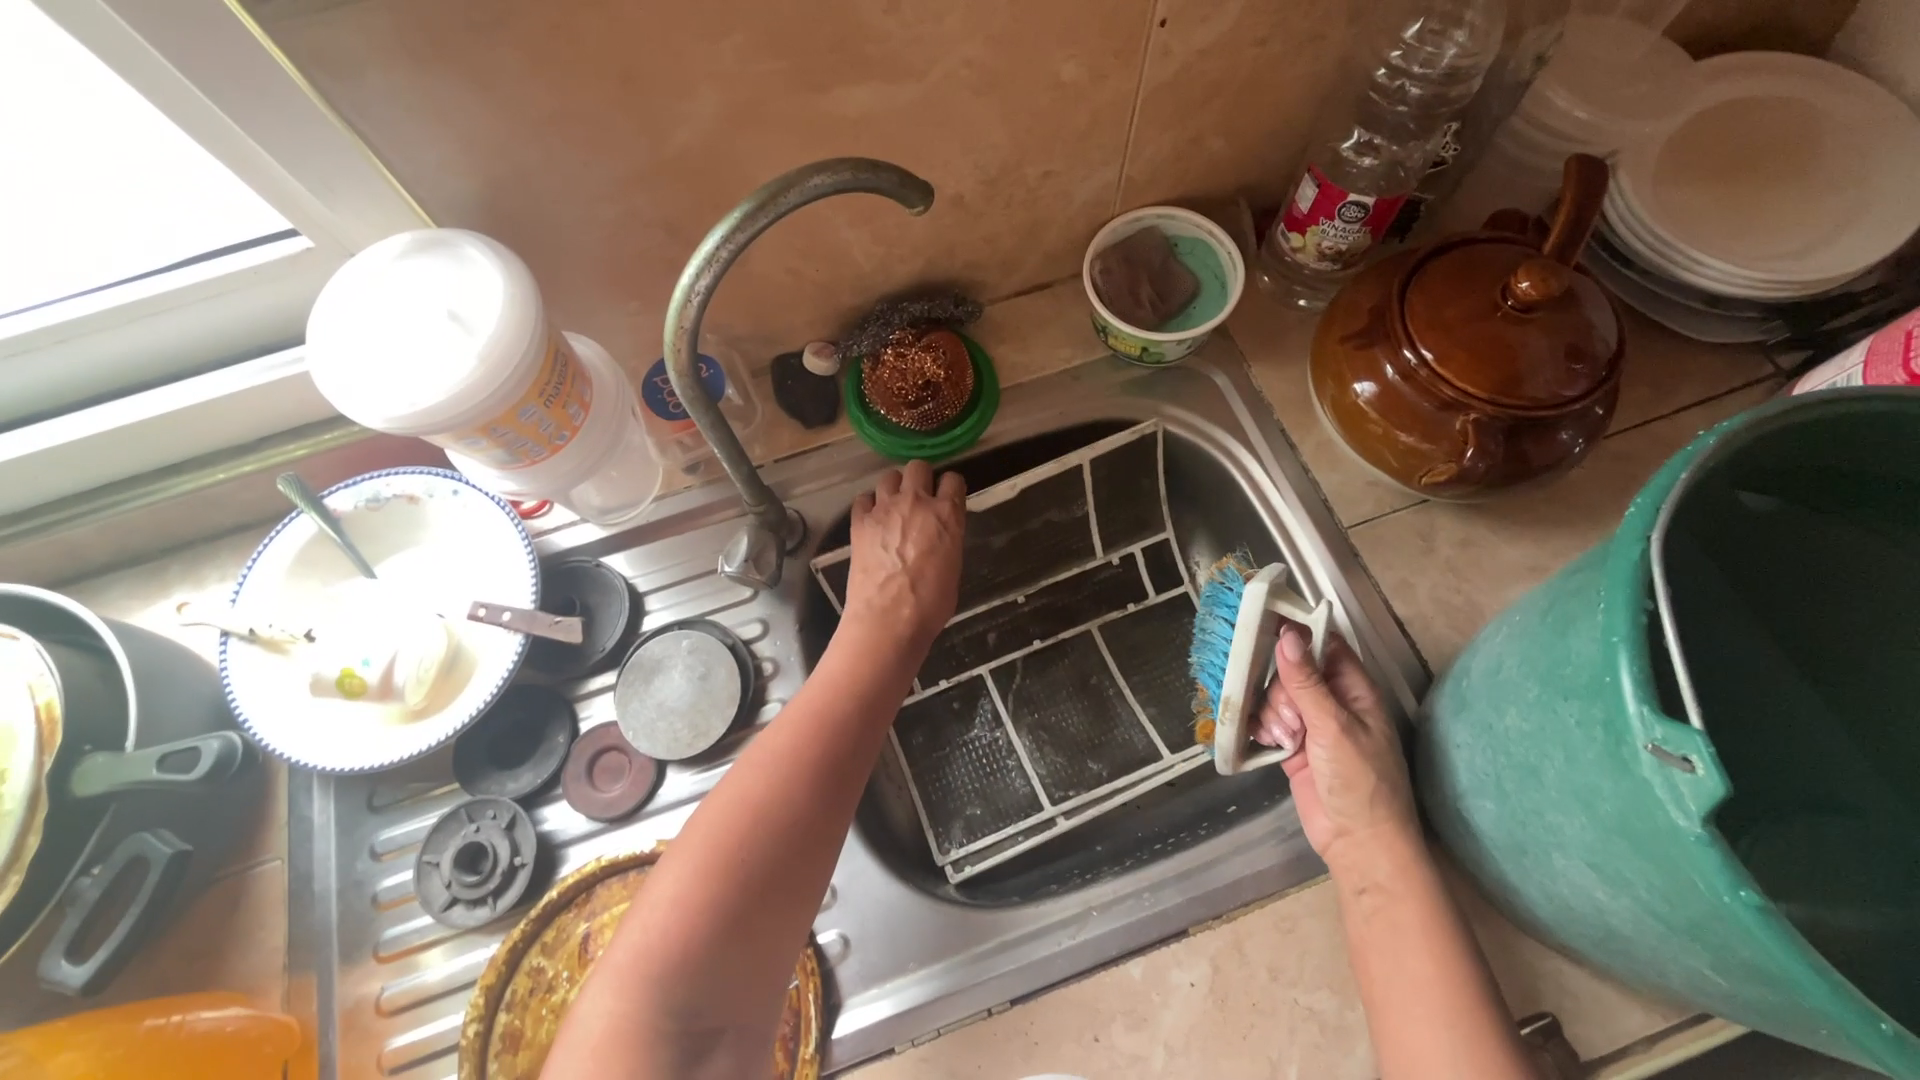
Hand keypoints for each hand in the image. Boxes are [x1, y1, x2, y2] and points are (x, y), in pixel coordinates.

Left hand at [843, 459, 965, 649]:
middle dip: (921, 478)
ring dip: (894, 488)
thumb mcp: (953, 568)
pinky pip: (863, 498)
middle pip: (918, 467)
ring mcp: (884, 509)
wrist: (888, 619)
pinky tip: (872, 521)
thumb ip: (947, 541)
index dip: (950, 487)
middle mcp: (916, 502)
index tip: (948, 497)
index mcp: (947, 515)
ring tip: (894, 507)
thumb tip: (939, 538)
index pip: (954, 480)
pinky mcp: (859, 521)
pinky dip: (868, 506)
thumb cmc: (930, 604)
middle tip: (919, 498)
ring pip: (889, 476)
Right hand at [1255, 626, 1419, 872]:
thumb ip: (1306, 681)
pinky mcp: (1294, 749)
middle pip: (1292, 672)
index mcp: (1355, 691)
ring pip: (1277, 698)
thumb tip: (1287, 635)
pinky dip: (1262, 729)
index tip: (1265, 627)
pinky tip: (1266, 741)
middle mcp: (1333, 703)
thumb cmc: (1360, 781)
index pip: (1325, 647)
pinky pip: (1269, 724)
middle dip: (1281, 689)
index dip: (1298, 635)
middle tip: (1290, 718)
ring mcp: (1312, 727)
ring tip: (1283, 739)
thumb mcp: (1334, 726)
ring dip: (1272, 713)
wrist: (1358, 843)